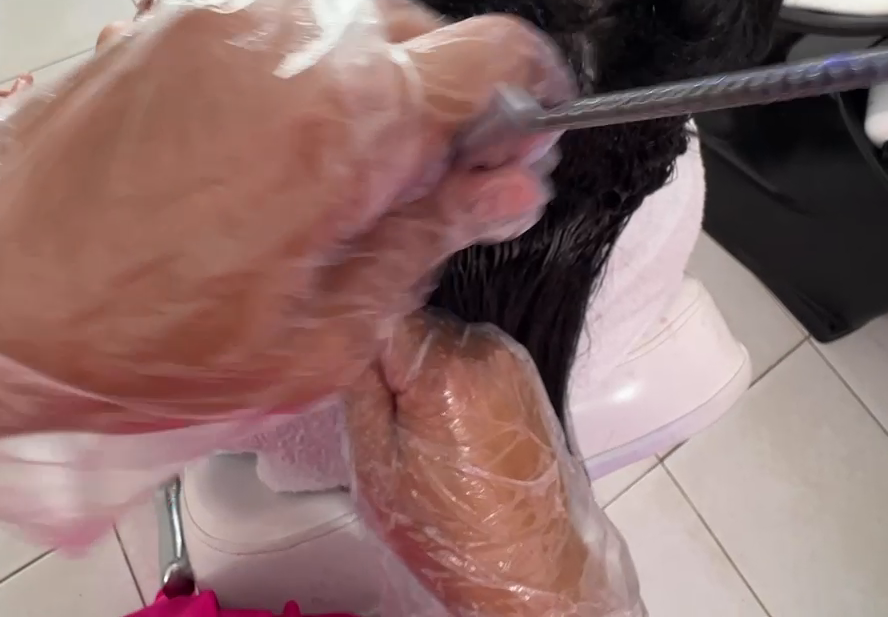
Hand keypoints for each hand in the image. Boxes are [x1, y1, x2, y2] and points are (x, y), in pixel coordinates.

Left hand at [0, 0, 573, 440]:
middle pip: (424, 28)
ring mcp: (225, 6)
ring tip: (326, 165)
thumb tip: (515, 182)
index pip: (494, 52)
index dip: (531, 89)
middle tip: (408, 181)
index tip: (524, 134)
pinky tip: (261, 133)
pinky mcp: (171, 10)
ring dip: (370, 76)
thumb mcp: (318, 332)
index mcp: (347, 112)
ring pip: (350, 15)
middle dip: (442, 96)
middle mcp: (294, 29)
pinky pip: (279, 16)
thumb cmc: (147, 343)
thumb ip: (428, 238)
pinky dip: (304, 61)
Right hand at [347, 314, 643, 616]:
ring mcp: (511, 357)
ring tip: (432, 431)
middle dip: (398, 362)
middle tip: (397, 419)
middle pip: (416, 327)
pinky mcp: (526, 372)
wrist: (533, 568)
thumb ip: (360, 389)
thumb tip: (354, 343)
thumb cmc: (453, 529)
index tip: (363, 381)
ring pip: (442, 340)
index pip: (385, 318)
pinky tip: (458, 428)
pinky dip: (457, 379)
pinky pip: (472, 356)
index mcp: (445, 367)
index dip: (365, 349)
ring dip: (428, 370)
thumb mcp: (376, 465)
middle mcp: (484, 348)